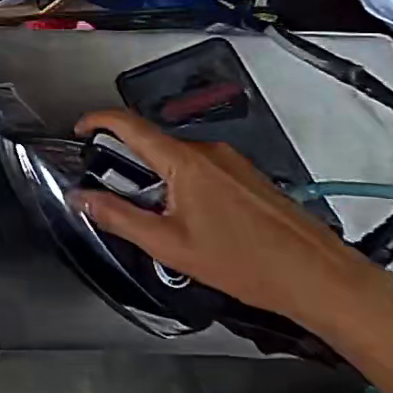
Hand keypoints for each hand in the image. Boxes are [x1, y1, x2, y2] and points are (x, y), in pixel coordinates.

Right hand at [70, 110, 392, 331]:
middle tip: (120, 201)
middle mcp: (208, 150)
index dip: (99, 120)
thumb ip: (120, 218)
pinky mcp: (244, 173)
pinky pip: (202, 168)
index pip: (130, 125)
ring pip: (178, 159)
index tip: (81, 129)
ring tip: (165, 225)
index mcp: (185, 162)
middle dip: (129, 166)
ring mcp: (230, 160)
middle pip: (153, 144)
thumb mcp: (170, 245)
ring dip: (159, 181)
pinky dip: (183, 185)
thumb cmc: (245, 262)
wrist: (312, 272)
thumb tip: (84, 199)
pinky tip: (195, 224)